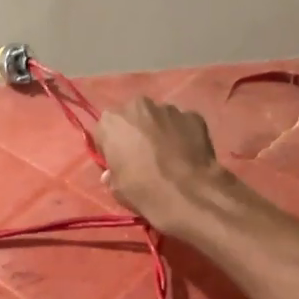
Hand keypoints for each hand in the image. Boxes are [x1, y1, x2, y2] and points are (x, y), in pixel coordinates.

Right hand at [93, 97, 234, 235]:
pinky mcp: (193, 115)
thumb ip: (112, 173)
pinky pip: (182, 124)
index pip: (105, 130)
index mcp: (111, 121)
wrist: (186, 193)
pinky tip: (186, 154)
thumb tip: (112, 173)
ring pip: (159, 118)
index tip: (118, 162)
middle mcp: (138, 105)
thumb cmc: (142, 190)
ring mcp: (169, 108)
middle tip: (143, 155)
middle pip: (133, 117)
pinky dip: (182, 135)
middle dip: (136, 132)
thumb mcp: (116, 188)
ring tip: (168, 155)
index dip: (111, 147)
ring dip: (160, 131)